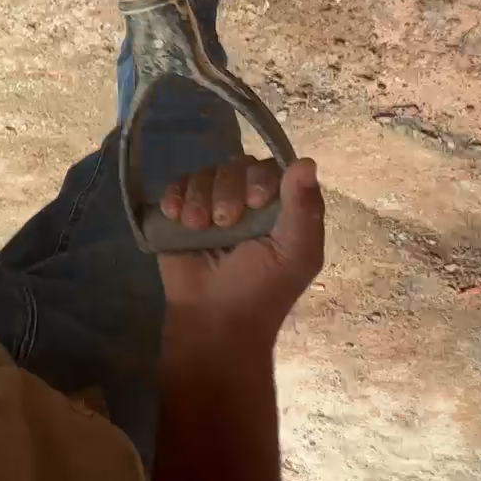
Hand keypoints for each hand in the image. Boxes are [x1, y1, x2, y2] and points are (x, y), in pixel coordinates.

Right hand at [157, 157, 324, 359]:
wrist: (211, 319)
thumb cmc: (260, 290)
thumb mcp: (294, 253)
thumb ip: (303, 209)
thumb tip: (306, 162)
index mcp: (278, 207)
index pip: (270, 169)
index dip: (260, 179)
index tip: (254, 202)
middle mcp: (245, 199)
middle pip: (233, 167)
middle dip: (226, 192)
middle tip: (223, 223)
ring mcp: (210, 203)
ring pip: (203, 173)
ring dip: (198, 197)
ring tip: (195, 227)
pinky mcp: (181, 211)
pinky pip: (177, 184)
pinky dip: (174, 195)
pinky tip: (175, 216)